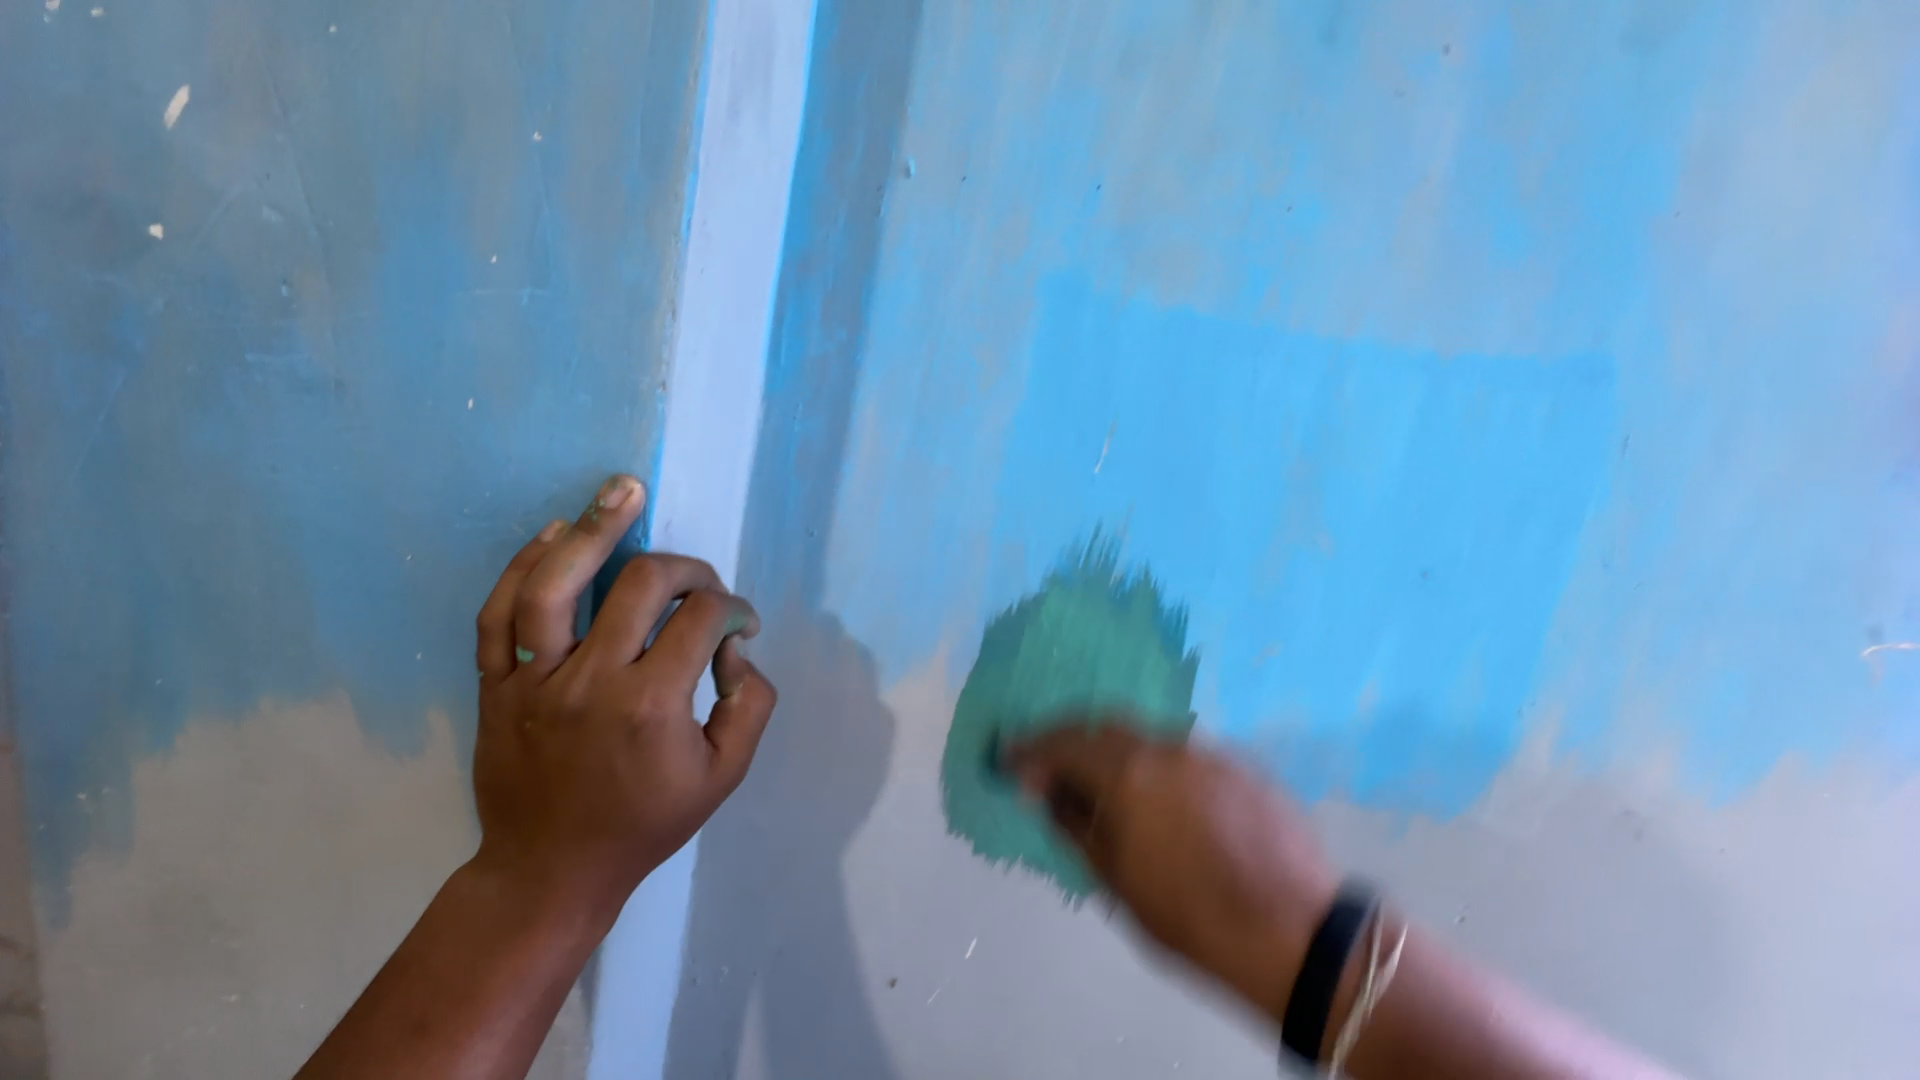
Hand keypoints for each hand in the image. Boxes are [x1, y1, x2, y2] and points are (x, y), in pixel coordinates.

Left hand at [470, 474, 777, 922]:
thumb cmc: (645, 823)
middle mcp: (592, 680)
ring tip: (621, 489)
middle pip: (643, 585)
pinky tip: (552, 533)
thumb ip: (750, 706)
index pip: (702, 619)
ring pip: (557, 584)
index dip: (734, 608)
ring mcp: (536, 679)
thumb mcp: (724, 776)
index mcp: (653, 704)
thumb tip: (736, 649)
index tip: (741, 624)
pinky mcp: (497, 685)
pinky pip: (499, 614)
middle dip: (688, 568)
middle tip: (702, 582)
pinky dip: (523, 567)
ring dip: (594, 529)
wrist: (551, 870)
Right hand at [1005, 722, 1337, 1023]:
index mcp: (1128, 772)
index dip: (1030, 749)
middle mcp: (1165, 746)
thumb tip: (1045, 791)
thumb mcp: (1116, 881)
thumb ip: (1075, 825)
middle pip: (1103, 726)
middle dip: (1069, 740)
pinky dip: (1155, 766)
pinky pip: (1183, 755)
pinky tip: (1159, 799)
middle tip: (1048, 765)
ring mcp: (1208, 752)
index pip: (1063, 742)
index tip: (1008, 759)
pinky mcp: (1240, 767)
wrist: (1294, 934)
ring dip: (1114, 753)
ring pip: (1146, 738)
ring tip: (1103, 784)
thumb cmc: (1190, 916)